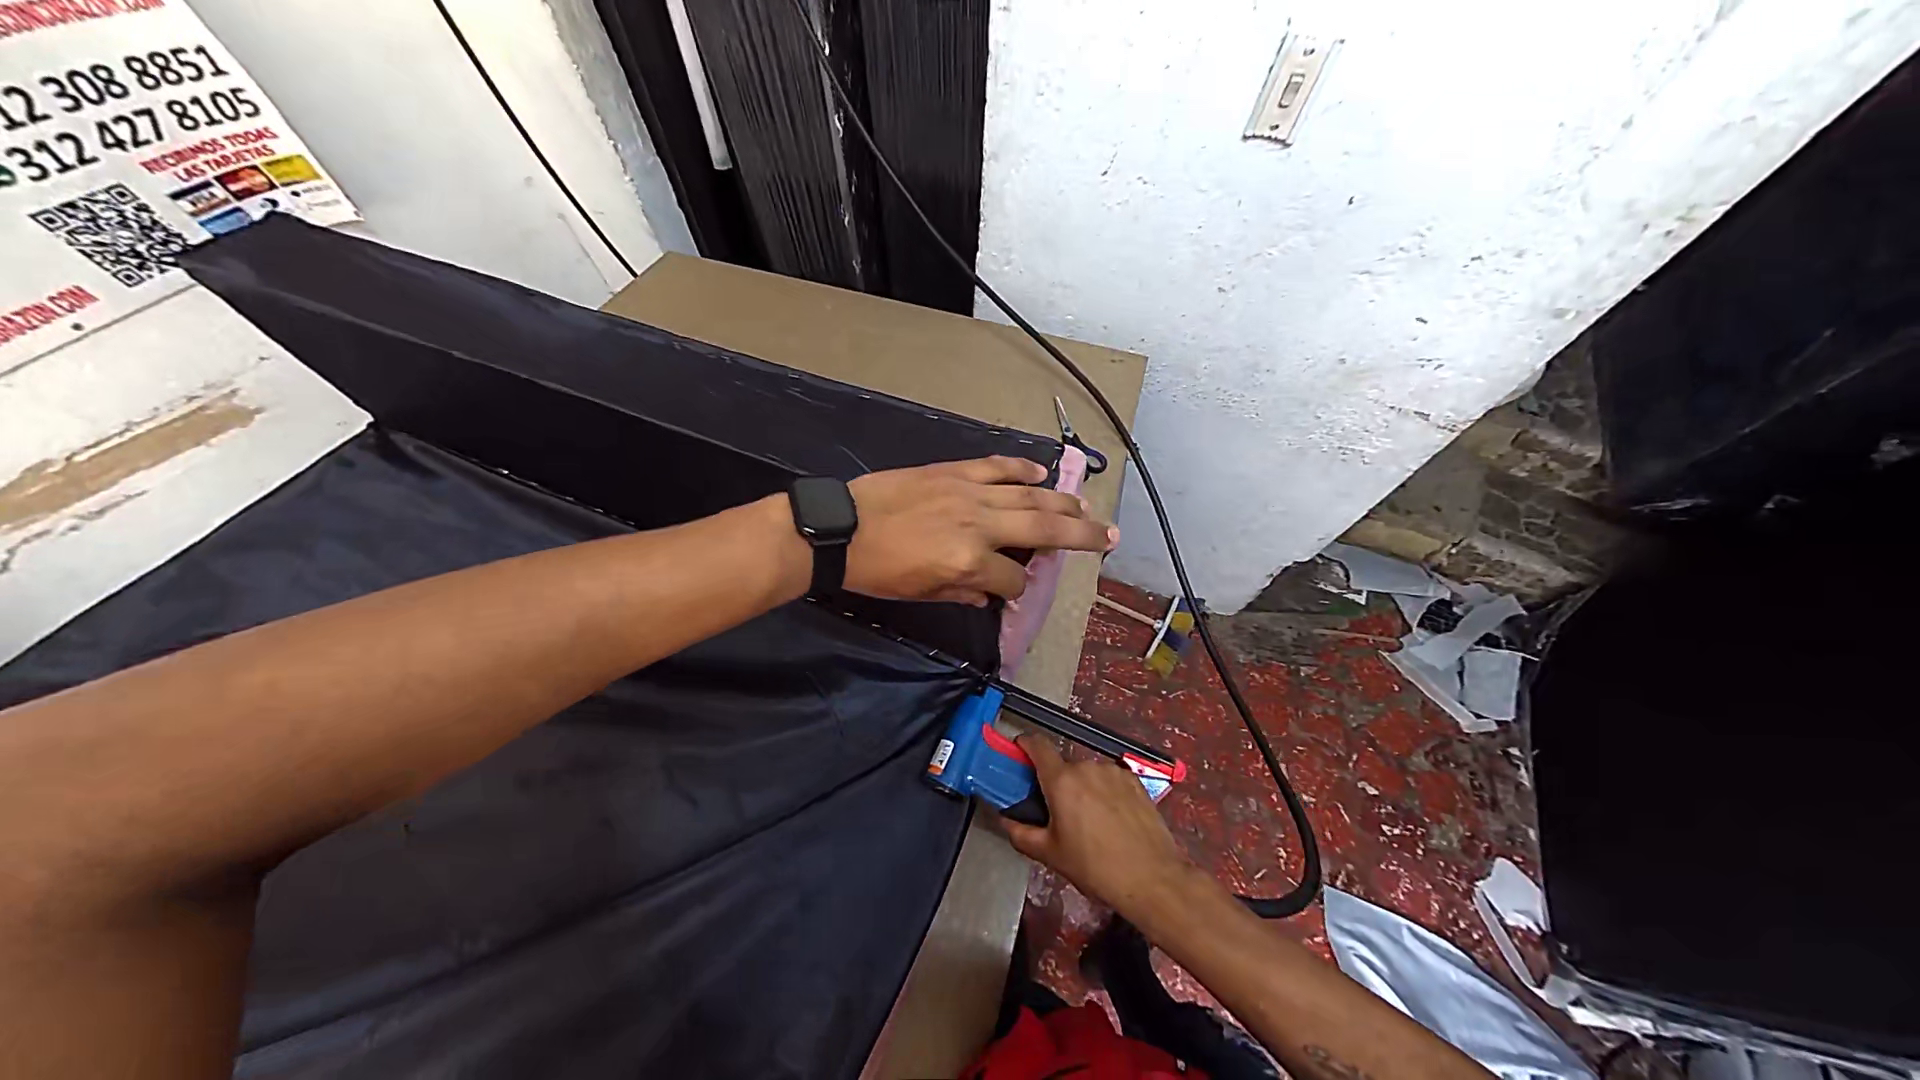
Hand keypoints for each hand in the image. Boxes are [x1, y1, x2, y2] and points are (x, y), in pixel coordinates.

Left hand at [844, 456, 1116, 605]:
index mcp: (970, 563)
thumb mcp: (922, 594)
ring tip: (1088, 508)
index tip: (1011, 590)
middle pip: (1044, 528)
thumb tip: (992, 591)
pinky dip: (1021, 469)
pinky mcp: (955, 472)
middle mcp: (980, 525)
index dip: (1017, 588)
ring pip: (1030, 495)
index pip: (1014, 578)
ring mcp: (970, 493)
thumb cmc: (876, 571)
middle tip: (1110, 537)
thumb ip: (965, 591)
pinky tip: (1040, 472)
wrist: (839, 528)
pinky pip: (998, 467)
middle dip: (1082, 536)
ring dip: (1064, 501)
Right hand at [1002, 735, 1198, 917]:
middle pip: (1063, 767)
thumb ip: (1021, 833)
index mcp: (1062, 780)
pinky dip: (1105, 793)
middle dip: (1057, 785)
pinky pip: (1110, 781)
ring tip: (1090, 823)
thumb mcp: (1050, 855)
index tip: (1019, 754)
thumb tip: (1007, 820)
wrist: (1152, 878)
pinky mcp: (1136, 781)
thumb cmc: (1095, 867)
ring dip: (1083, 789)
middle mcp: (1087, 767)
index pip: (1037, 745)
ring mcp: (1114, 772)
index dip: (1024, 745)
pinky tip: (1112, 821)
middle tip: (1058, 815)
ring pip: (1088, 774)